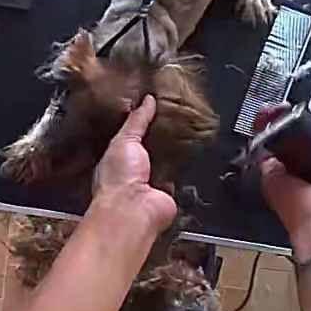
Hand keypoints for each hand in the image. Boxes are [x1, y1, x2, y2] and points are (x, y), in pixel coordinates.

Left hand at [90, 96, 178, 237]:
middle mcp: (135, 170)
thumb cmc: (118, 179)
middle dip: (161, 135)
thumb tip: (148, 100)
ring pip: (166, 159)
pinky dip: (185, 164)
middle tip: (176, 115)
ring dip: (175, 149)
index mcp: (118, 157)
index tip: (154, 105)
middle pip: (151, 147)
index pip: (131, 135)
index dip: (142, 122)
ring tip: (188, 127)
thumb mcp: (124, 139)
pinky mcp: (169, 190)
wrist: (134, 210)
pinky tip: (192, 149)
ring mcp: (152, 181)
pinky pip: (179, 172)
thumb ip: (137, 120)